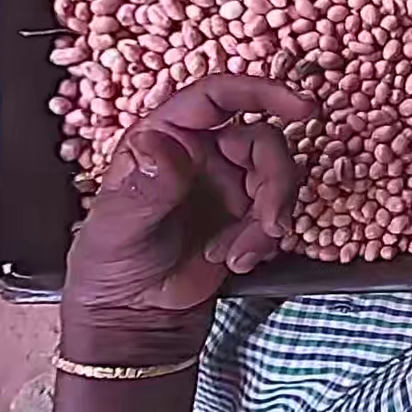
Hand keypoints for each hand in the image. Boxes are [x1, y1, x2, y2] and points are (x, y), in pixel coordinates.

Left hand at [61, 75, 315, 367]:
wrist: (136, 320)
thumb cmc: (110, 268)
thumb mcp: (118, 230)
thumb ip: (144, 188)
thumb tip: (160, 143)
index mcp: (166, 139)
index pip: (216, 97)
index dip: (261, 91)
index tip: (302, 105)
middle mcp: (202, 153)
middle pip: (263, 142)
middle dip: (275, 182)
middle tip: (270, 223)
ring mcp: (228, 184)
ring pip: (277, 176)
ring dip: (271, 215)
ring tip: (242, 253)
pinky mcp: (247, 215)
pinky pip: (277, 211)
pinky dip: (266, 237)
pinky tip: (238, 260)